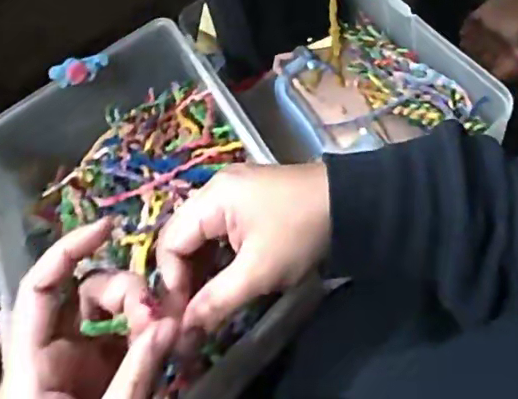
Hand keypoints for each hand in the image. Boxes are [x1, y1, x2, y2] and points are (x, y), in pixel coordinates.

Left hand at [2, 220, 178, 398]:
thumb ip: (134, 375)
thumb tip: (170, 323)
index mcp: (31, 366)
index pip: (39, 287)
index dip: (68, 249)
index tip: (109, 227)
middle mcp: (54, 357)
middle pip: (87, 292)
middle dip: (126, 291)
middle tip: (154, 316)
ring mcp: (80, 368)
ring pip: (111, 310)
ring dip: (140, 310)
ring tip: (165, 333)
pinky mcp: (104, 380)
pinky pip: (126, 336)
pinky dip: (147, 331)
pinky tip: (165, 340)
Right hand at [155, 164, 329, 333]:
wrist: (347, 202)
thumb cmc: (298, 232)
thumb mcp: (258, 272)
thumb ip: (216, 301)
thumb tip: (183, 330)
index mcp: (213, 196)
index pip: (170, 240)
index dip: (170, 282)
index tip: (183, 316)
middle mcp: (216, 187)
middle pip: (181, 234)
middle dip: (183, 277)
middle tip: (192, 314)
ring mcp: (233, 189)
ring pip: (199, 233)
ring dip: (199, 268)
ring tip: (207, 302)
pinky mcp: (248, 197)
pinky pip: (217, 227)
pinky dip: (216, 255)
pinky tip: (224, 279)